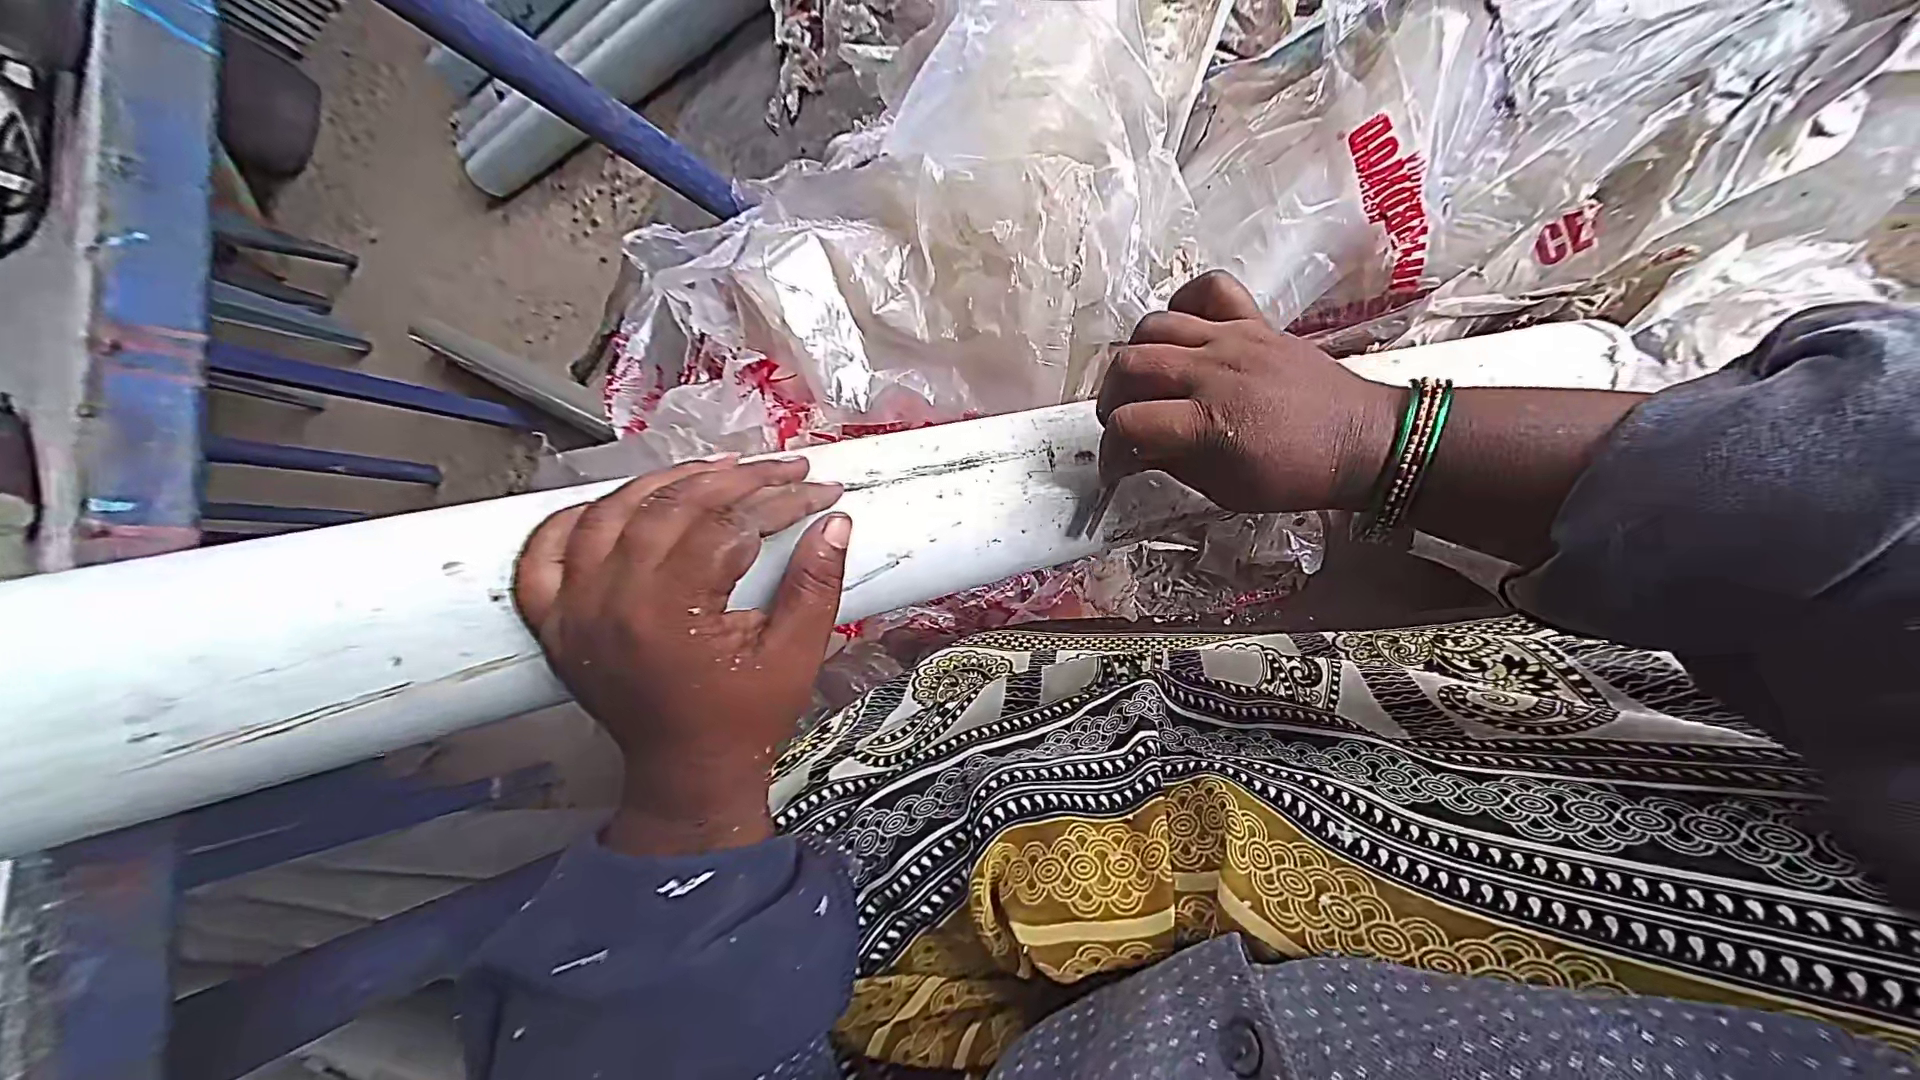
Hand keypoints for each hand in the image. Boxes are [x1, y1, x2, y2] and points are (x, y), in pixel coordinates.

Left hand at [514, 457, 850, 855]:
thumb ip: (816, 585)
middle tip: (782, 468)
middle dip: (738, 478)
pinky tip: (621, 501)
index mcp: (671, 612)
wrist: (686, 772)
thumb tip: (835, 523)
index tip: (820, 489)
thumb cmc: (746, 718)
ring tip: (721, 468)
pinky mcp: (555, 620)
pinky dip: (580, 515)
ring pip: (616, 511)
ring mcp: (573, 608)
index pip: (730, 524)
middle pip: (674, 505)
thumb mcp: (797, 655)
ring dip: (670, 481)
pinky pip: (548, 549)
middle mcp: (611, 600)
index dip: (781, 498)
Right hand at [1097, 270, 1400, 513]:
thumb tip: (1137, 450)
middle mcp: (1212, 373)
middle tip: (1125, 420)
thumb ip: (1172, 463)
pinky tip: (1183, 333)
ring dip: (1136, 356)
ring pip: (1153, 326)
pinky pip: (1209, 290)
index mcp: (1206, 424)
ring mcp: (1233, 340)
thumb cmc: (1295, 475)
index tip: (1117, 465)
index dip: (1110, 450)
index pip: (1128, 426)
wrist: (1364, 442)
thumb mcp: (1224, 490)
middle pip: (1128, 367)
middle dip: (1111, 400)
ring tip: (1146, 380)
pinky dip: (1185, 305)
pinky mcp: (1255, 322)